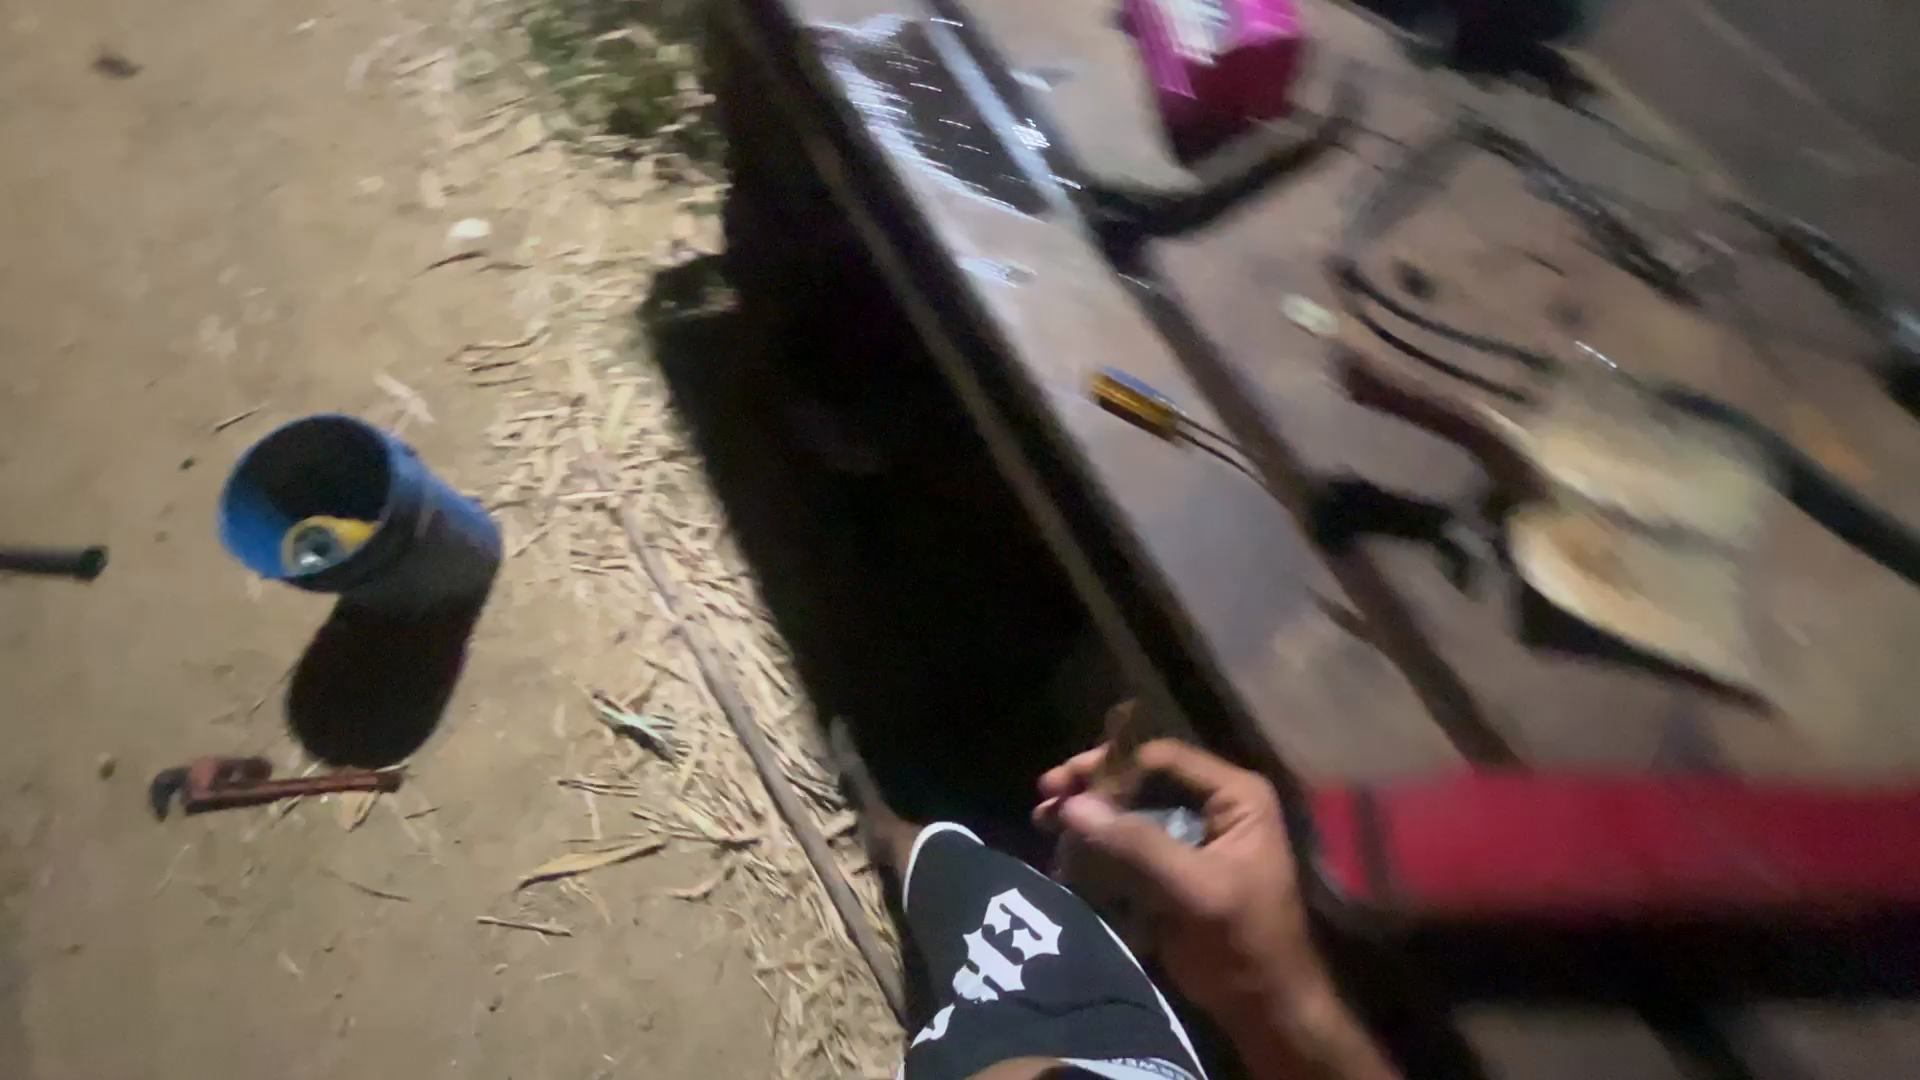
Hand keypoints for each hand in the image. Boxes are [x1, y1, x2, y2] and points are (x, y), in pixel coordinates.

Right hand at [1035, 740, 1326, 1028]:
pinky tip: (1062, 846)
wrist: (1267, 1012)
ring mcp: (1190, 830)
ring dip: (1087, 809)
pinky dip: (1095, 839)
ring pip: (1128, 804)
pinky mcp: (1171, 861)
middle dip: (1092, 782)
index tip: (1069, 782)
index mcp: (1234, 794)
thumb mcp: (1196, 889)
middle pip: (1140, 775)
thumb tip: (1072, 805)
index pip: (1163, 757)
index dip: (1113, 764)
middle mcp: (1213, 801)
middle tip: (1047, 791)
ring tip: (1043, 816)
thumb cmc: (1247, 942)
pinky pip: (1127, 836)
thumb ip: (1137, 844)